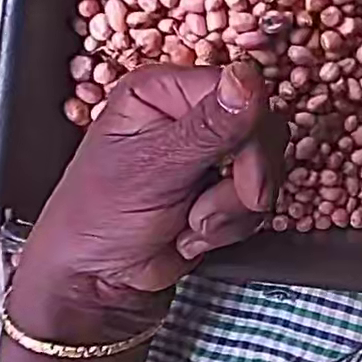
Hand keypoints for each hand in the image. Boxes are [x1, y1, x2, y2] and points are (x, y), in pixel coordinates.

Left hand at [12, 62, 284, 334]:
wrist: (96, 282)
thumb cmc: (97, 218)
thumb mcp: (153, 168)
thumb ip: (208, 126)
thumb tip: (248, 78)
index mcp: (165, 91)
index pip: (240, 91)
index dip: (251, 135)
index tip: (245, 177)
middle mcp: (193, 113)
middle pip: (262, 130)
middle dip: (241, 183)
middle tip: (203, 213)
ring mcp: (212, 151)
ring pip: (266, 168)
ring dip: (233, 210)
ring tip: (189, 225)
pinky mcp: (225, 186)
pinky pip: (258, 199)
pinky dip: (232, 226)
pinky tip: (193, 234)